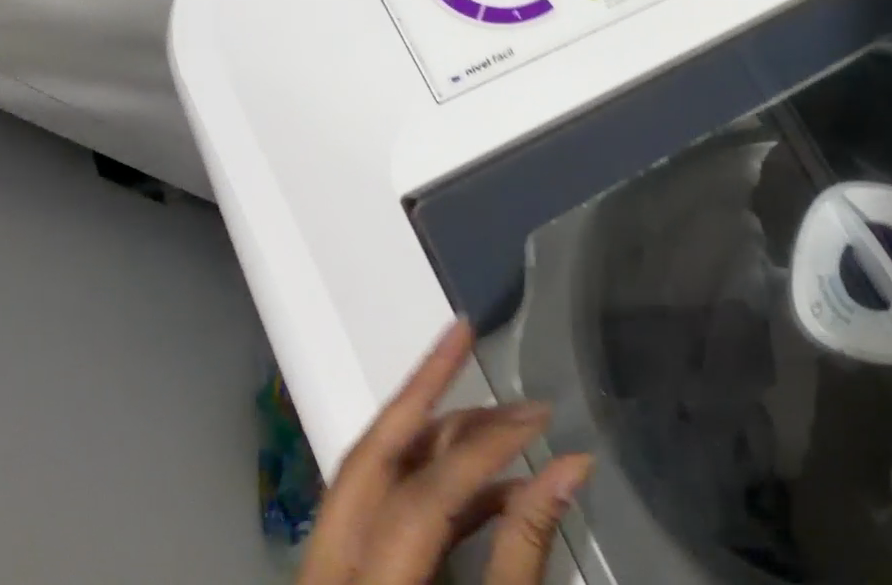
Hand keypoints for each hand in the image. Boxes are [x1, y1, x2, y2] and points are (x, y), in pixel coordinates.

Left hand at [297, 320, 592, 584]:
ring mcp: (320, 582)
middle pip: (367, 461)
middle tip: (462, 331)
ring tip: (505, 423)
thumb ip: (524, 552)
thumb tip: (571, 466)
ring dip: (434, 438)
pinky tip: (488, 489)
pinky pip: (378, 515)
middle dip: (418, 389)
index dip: (488, 446)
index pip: (425, 495)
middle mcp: (323, 580)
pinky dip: (432, 486)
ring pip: (369, 481)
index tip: (545, 416)